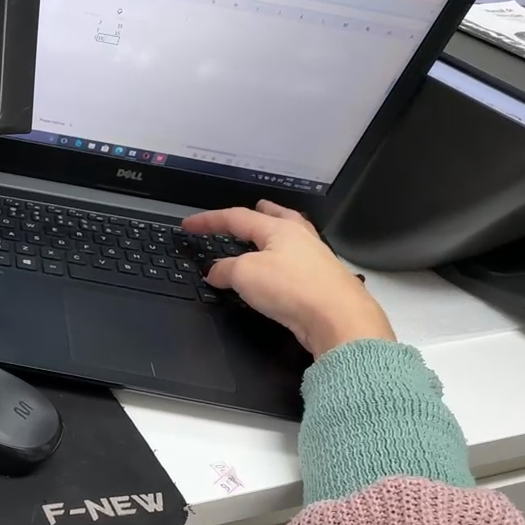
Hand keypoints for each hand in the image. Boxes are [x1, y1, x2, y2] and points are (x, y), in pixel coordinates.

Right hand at [184, 200, 394, 357]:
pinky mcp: (319, 281)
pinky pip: (296, 262)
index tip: (189, 224)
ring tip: (267, 234)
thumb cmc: (293, 288)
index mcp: (280, 229)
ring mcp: (314, 259)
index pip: (236, 218)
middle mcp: (300, 238)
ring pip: (291, 238)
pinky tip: (277, 270)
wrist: (335, 317)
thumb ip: (224, 269)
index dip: (208, 221)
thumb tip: (214, 272)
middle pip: (278, 217)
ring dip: (275, 233)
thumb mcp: (244, 275)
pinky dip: (282, 260)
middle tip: (255, 207)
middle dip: (262, 211)